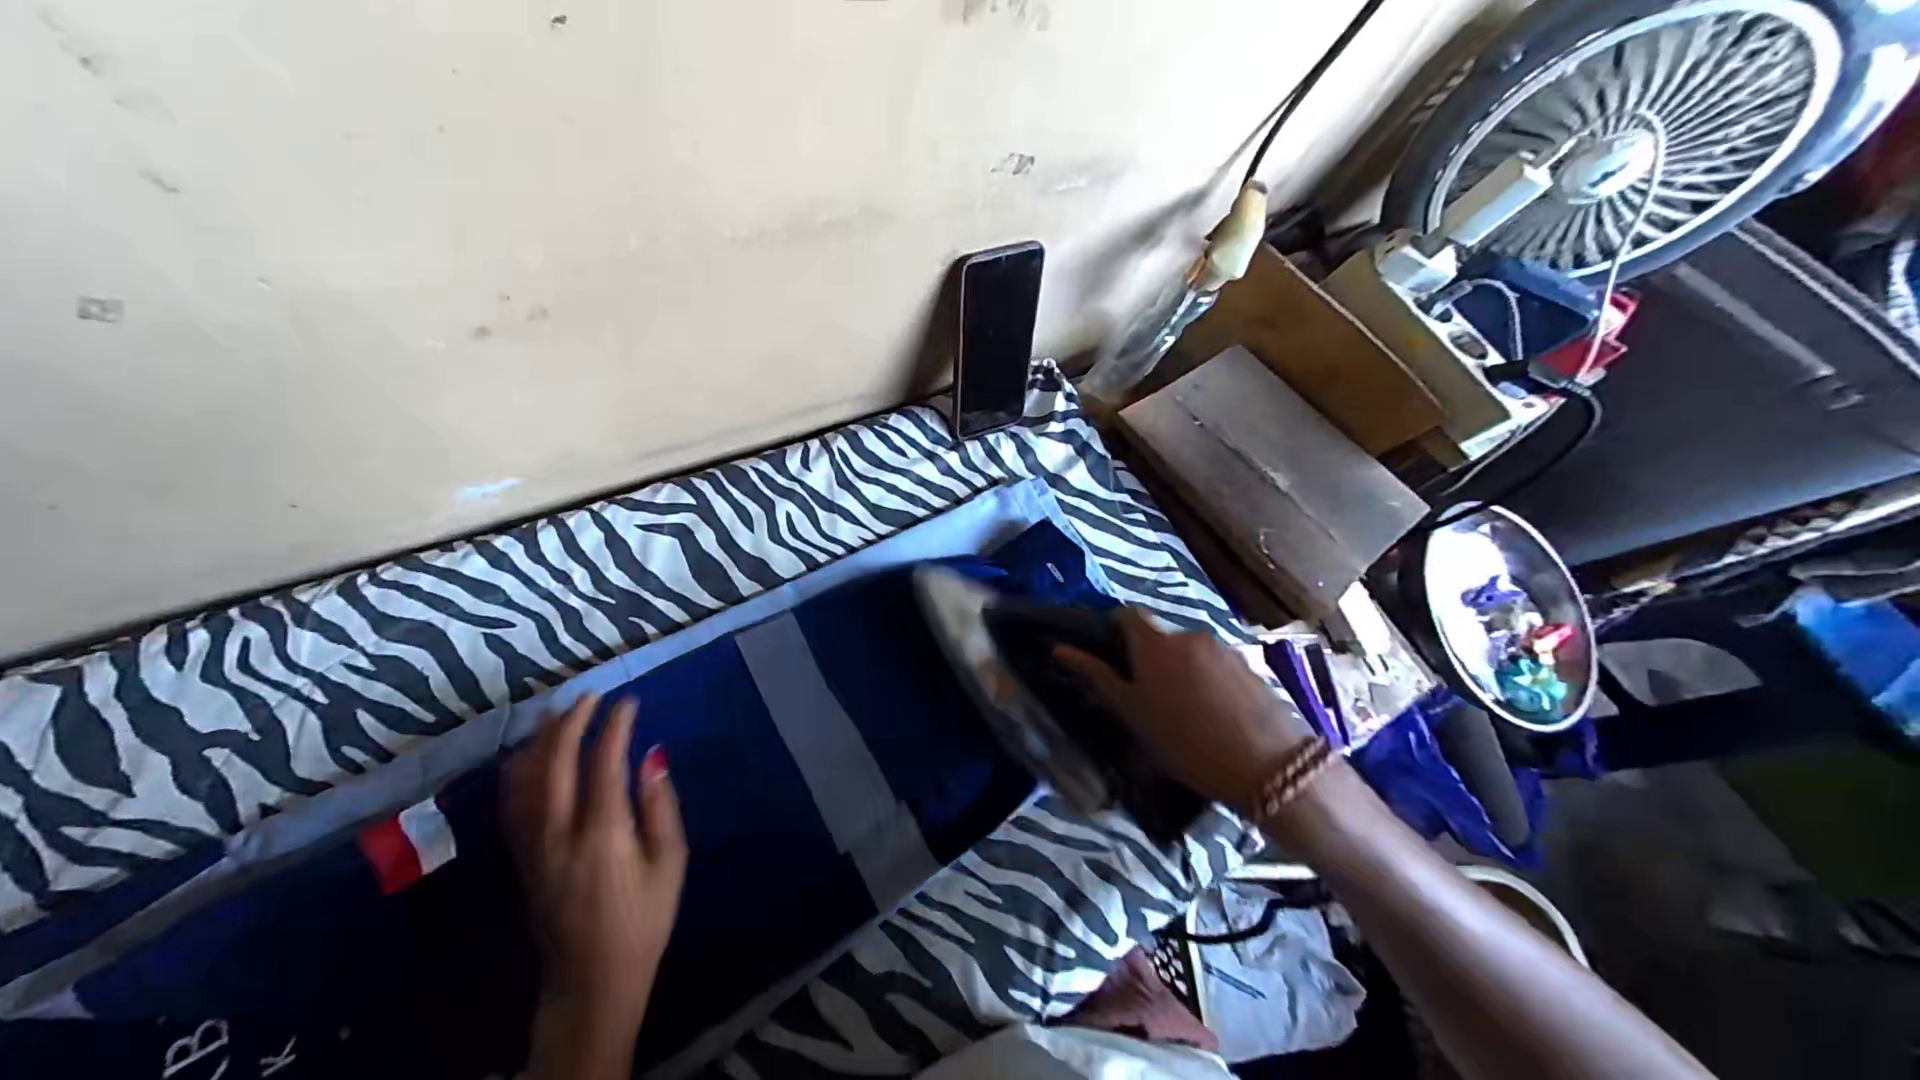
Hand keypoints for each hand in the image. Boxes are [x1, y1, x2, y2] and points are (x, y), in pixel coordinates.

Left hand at [505, 695, 685, 1077]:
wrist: (592, 978)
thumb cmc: (644, 919)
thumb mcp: (671, 863)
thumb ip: (660, 807)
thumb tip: (652, 756)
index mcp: (602, 835)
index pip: (602, 764)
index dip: (614, 727)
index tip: (628, 701)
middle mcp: (558, 835)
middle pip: (554, 764)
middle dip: (570, 723)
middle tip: (590, 695)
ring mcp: (532, 847)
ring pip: (524, 780)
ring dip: (540, 740)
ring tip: (559, 712)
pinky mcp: (520, 858)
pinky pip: (512, 801)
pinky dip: (521, 768)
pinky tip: (531, 753)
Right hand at [1054, 609, 1309, 810]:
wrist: (1267, 766)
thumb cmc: (1185, 742)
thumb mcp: (1132, 714)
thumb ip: (1096, 676)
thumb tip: (1059, 649)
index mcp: (1156, 642)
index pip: (1126, 614)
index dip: (1114, 630)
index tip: (1111, 659)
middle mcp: (1190, 634)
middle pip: (1159, 635)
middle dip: (1149, 657)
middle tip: (1146, 696)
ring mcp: (1224, 648)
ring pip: (1189, 652)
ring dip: (1179, 670)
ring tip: (1183, 711)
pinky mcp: (1250, 666)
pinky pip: (1216, 665)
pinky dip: (1206, 680)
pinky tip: (1213, 715)